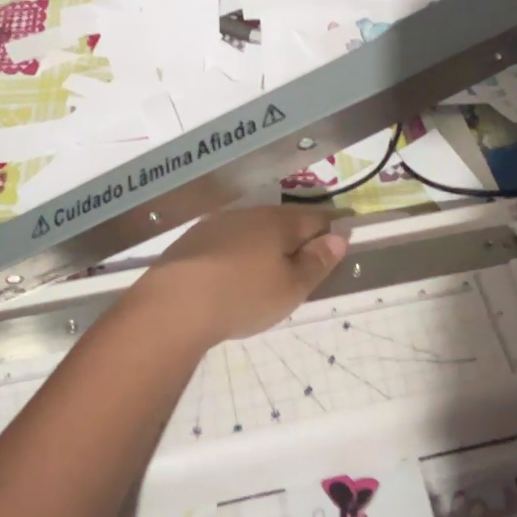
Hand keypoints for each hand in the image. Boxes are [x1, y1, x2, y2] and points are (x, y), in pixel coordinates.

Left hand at [127, 206, 347, 345]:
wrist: (174, 303)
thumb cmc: (244, 295)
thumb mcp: (291, 287)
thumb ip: (317, 261)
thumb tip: (339, 236)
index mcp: (279, 222)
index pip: (317, 218)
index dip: (332, 229)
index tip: (342, 241)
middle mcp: (249, 214)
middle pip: (284, 220)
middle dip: (298, 236)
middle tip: (306, 263)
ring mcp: (218, 224)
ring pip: (253, 229)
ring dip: (266, 244)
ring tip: (270, 271)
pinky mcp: (193, 240)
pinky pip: (228, 241)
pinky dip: (239, 253)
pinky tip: (234, 274)